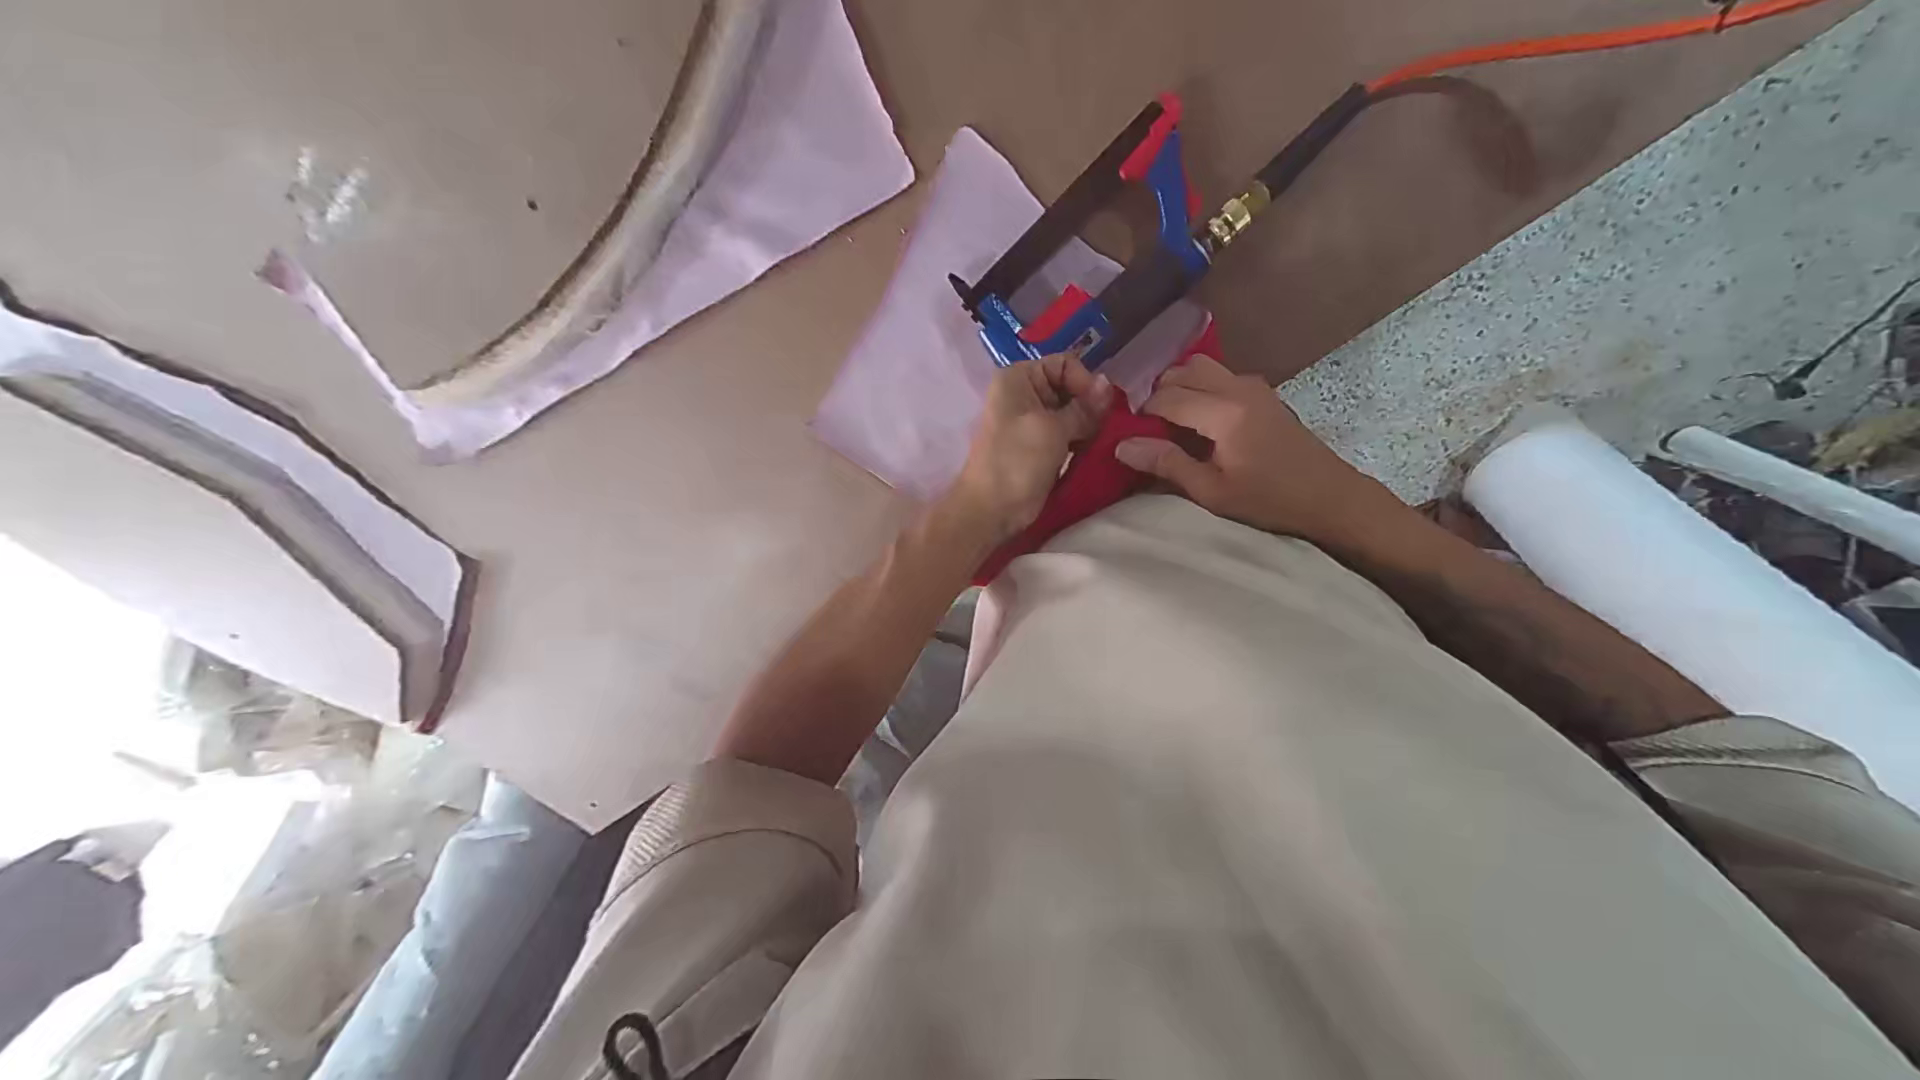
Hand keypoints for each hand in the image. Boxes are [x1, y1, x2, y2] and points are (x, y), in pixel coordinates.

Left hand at [948, 352, 1113, 543]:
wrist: (992, 510)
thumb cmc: (1016, 461)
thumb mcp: (1052, 428)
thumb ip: (1083, 407)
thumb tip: (1109, 384)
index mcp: (1018, 378)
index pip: (1064, 363)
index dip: (1085, 381)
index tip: (1100, 407)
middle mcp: (1025, 394)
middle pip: (1071, 387)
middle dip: (1091, 405)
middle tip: (1107, 427)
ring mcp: (1033, 422)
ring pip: (1073, 413)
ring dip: (1090, 426)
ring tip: (1101, 441)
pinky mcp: (1041, 447)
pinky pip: (1069, 434)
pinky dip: (1083, 440)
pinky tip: (1094, 451)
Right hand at [1113, 354, 1402, 546]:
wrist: (1329, 497)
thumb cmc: (1269, 501)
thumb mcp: (1212, 492)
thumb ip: (1167, 464)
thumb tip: (1121, 446)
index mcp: (1224, 412)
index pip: (1165, 398)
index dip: (1141, 416)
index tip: (1131, 438)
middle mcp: (1237, 387)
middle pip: (1181, 371)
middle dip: (1158, 395)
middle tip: (1150, 429)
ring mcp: (1253, 386)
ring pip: (1200, 367)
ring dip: (1179, 388)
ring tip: (1172, 424)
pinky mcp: (1261, 392)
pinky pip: (1218, 376)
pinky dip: (1199, 389)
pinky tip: (1198, 421)